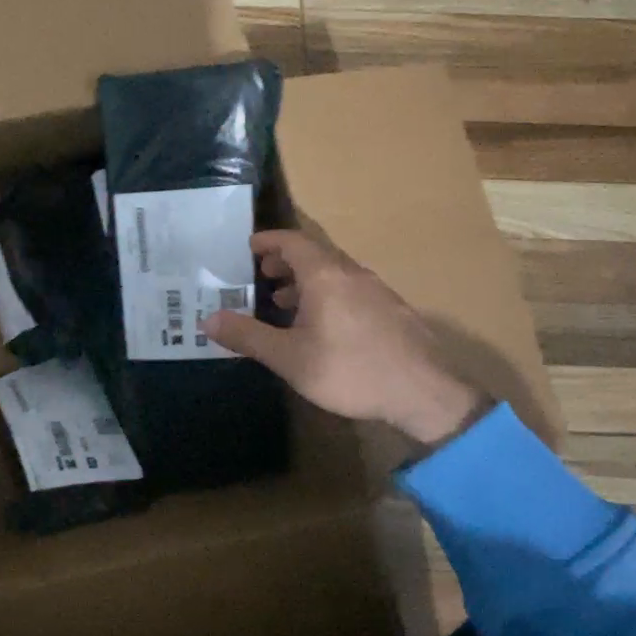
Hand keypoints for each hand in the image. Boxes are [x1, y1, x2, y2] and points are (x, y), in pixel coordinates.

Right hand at [200, 230, 486, 445]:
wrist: (426, 395)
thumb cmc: (351, 369)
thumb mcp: (289, 358)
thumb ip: (248, 336)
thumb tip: (208, 320)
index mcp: (326, 276)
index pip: (293, 241)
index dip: (269, 240)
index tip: (248, 247)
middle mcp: (353, 274)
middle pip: (315, 255)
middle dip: (285, 262)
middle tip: (261, 277)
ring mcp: (378, 292)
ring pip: (335, 274)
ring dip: (307, 282)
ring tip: (285, 305)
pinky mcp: (394, 312)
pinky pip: (352, 291)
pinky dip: (328, 296)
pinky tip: (323, 327)